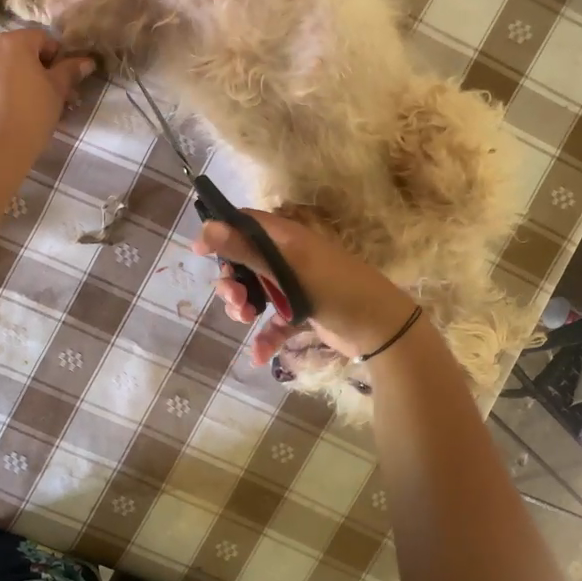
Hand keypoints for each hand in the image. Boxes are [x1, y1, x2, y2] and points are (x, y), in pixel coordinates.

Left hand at [0, 28, 94, 171]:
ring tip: (33, 106)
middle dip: (39, 69)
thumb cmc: (30, 115)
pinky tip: (12, 112)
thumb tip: (87, 61)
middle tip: (53, 95)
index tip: (65, 81)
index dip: (58, 58)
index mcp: (14, 42)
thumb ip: (70, 71)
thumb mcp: (57, 92)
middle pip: (22, 51)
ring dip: (22, 79)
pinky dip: (4, 90)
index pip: (43, 39)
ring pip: (5, 67)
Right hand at [193, 210, 415, 365]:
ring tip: (247, 321)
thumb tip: (206, 228)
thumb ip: (247, 251)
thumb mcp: (288, 270)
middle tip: (235, 301)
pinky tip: (259, 356)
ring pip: (256, 292)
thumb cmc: (335, 289)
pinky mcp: (303, 313)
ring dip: (245, 307)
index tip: (199, 252)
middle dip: (232, 281)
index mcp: (286, 238)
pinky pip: (275, 322)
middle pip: (245, 262)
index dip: (220, 233)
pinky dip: (265, 336)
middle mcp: (288, 257)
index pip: (245, 224)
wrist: (382, 330)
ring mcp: (296, 286)